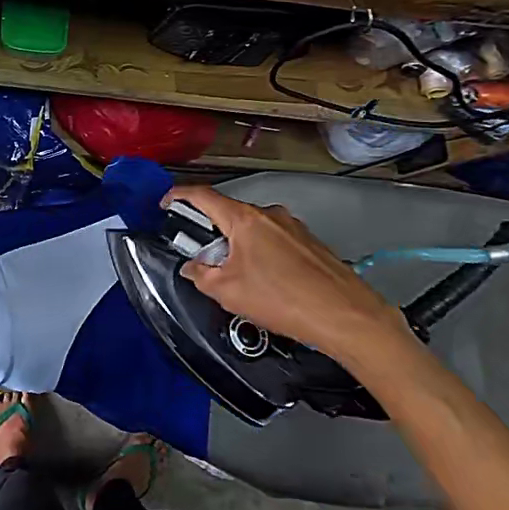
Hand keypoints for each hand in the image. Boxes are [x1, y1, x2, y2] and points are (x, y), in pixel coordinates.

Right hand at [166, 185, 408, 362]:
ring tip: (242, 284)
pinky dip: (263, 257)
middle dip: (213, 236)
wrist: (340, 313)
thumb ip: (202, 274)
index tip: (167, 202)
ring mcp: (293, 227)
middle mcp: (270, 215)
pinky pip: (276, 242)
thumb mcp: (228, 292)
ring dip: (240, 250)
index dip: (180, 196)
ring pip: (254, 231)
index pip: (204, 196)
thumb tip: (194, 267)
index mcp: (246, 219)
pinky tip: (268, 285)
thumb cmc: (284, 299)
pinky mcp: (309, 242)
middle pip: (230, 216)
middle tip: (204, 263)